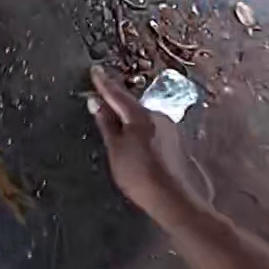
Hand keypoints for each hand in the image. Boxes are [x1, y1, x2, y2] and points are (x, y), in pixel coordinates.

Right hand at [88, 65, 203, 225]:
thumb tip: (95, 101)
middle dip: (116, 104)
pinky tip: (134, 143)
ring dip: (129, 119)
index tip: (95, 70)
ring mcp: (168, 128)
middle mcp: (157, 115)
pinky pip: (150, 128)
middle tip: (101, 101)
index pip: (117, 94)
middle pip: (131, 105)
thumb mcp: (115, 148)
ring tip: (116, 129)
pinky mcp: (173, 142)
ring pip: (142, 118)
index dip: (103, 83)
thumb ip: (106, 122)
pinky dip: (139, 130)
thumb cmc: (138, 174)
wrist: (172, 199)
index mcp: (140, 114)